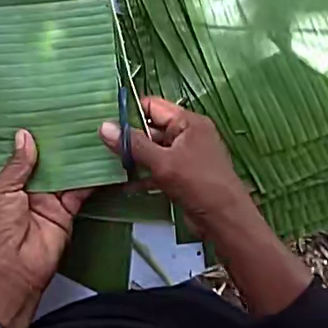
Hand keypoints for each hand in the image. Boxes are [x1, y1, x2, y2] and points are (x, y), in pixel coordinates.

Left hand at [0, 130, 90, 325]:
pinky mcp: (66, 211)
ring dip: (77, 156)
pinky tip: (103, 160)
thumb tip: (24, 135)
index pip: (21, 154)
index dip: (31, 136)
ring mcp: (49, 199)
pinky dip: (93, 178)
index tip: (43, 112)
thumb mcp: (1, 190)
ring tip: (91, 130)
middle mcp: (28, 187)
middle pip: (47, 160)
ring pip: (66, 172)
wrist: (12, 272)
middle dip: (58, 142)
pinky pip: (81, 191)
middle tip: (74, 115)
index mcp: (6, 180)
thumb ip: (17, 164)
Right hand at [100, 96, 257, 241]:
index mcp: (187, 122)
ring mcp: (185, 155)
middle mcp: (187, 134)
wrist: (226, 221)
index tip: (106, 122)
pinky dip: (143, 174)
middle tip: (101, 144)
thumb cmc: (198, 184)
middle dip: (128, 137)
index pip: (152, 106)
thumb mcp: (163, 163)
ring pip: (152, 149)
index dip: (129, 111)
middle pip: (151, 127)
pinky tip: (125, 184)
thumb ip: (133, 144)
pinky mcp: (182, 174)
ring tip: (108, 162)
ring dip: (133, 157)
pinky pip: (158, 167)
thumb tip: (104, 126)